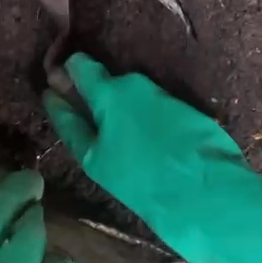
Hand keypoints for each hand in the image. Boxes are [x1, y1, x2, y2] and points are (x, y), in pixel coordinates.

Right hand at [42, 53, 250, 238]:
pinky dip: (150, 125)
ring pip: (133, 99)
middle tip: (98, 136)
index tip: (63, 97)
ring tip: (130, 150)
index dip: (67, 77)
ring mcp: (166, 96)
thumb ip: (70, 123)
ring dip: (126, 115)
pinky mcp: (191, 112)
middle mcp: (137, 84)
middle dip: (98, 102)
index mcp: (110, 91)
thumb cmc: (141, 180)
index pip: (79, 64)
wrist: (211, 198)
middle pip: (107, 83)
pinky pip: (158, 111)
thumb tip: (50, 95)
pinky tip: (155, 152)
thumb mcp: (95, 159)